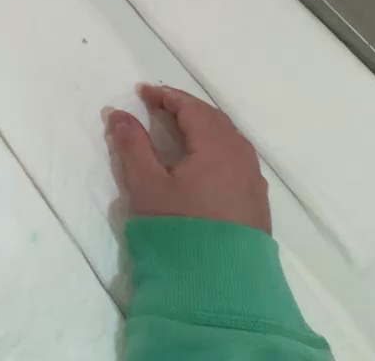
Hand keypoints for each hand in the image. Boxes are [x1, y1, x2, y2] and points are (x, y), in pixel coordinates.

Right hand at [107, 84, 270, 232]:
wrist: (222, 282)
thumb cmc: (180, 225)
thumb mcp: (146, 183)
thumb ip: (132, 144)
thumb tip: (118, 113)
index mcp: (216, 150)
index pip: (193, 110)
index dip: (167, 96)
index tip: (142, 92)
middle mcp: (241, 160)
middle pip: (215, 120)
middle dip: (186, 106)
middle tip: (158, 103)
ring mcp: (253, 182)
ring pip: (230, 138)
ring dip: (203, 124)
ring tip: (178, 124)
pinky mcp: (256, 201)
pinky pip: (237, 156)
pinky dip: (216, 142)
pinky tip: (201, 154)